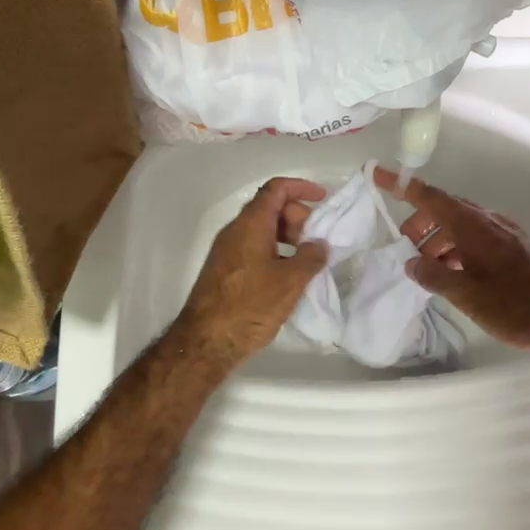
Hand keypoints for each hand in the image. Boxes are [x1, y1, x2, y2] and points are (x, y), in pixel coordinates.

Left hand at [170, 177, 329, 369]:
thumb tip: (319, 244)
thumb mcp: (289, 282)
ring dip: (286, 236)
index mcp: (251, 224)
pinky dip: (274, 251)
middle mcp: (236, 231)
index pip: (275, 189)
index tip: (322, 200)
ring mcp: (227, 251)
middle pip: (269, 207)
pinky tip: (287, 277)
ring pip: (261, 230)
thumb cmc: (250, 306)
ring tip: (305, 260)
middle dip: (297, 216)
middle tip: (316, 240)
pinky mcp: (224, 270)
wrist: (206, 341)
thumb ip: (310, 258)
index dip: (301, 188)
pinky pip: (253, 248)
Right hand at [375, 167, 529, 363]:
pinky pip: (477, 237)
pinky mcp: (517, 249)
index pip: (430, 196)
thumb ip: (434, 276)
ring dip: (439, 238)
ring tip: (427, 265)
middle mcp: (489, 221)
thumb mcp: (467, 295)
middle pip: (446, 208)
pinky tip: (454, 272)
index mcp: (474, 225)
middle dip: (420, 221)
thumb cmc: (517, 306)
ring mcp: (506, 234)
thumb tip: (410, 263)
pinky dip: (457, 247)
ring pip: (462, 225)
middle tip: (403, 244)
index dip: (401, 185)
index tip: (377, 174)